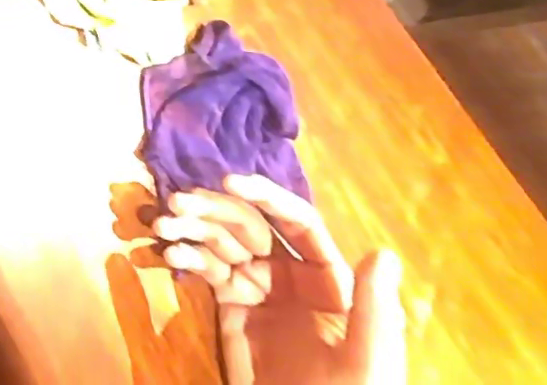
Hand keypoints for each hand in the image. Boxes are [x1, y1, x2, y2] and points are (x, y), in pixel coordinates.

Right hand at [153, 175, 405, 384]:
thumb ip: (374, 311)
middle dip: (211, 207)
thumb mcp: (368, 366)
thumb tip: (384, 252)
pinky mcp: (229, 301)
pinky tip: (169, 256)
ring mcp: (257, 287)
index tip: (228, 181)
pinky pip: (205, 267)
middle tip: (177, 203)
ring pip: (220, 239)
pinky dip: (185, 256)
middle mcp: (291, 275)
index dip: (265, 196)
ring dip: (189, 227)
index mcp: (330, 282)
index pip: (298, 223)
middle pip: (249, 223)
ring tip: (162, 225)